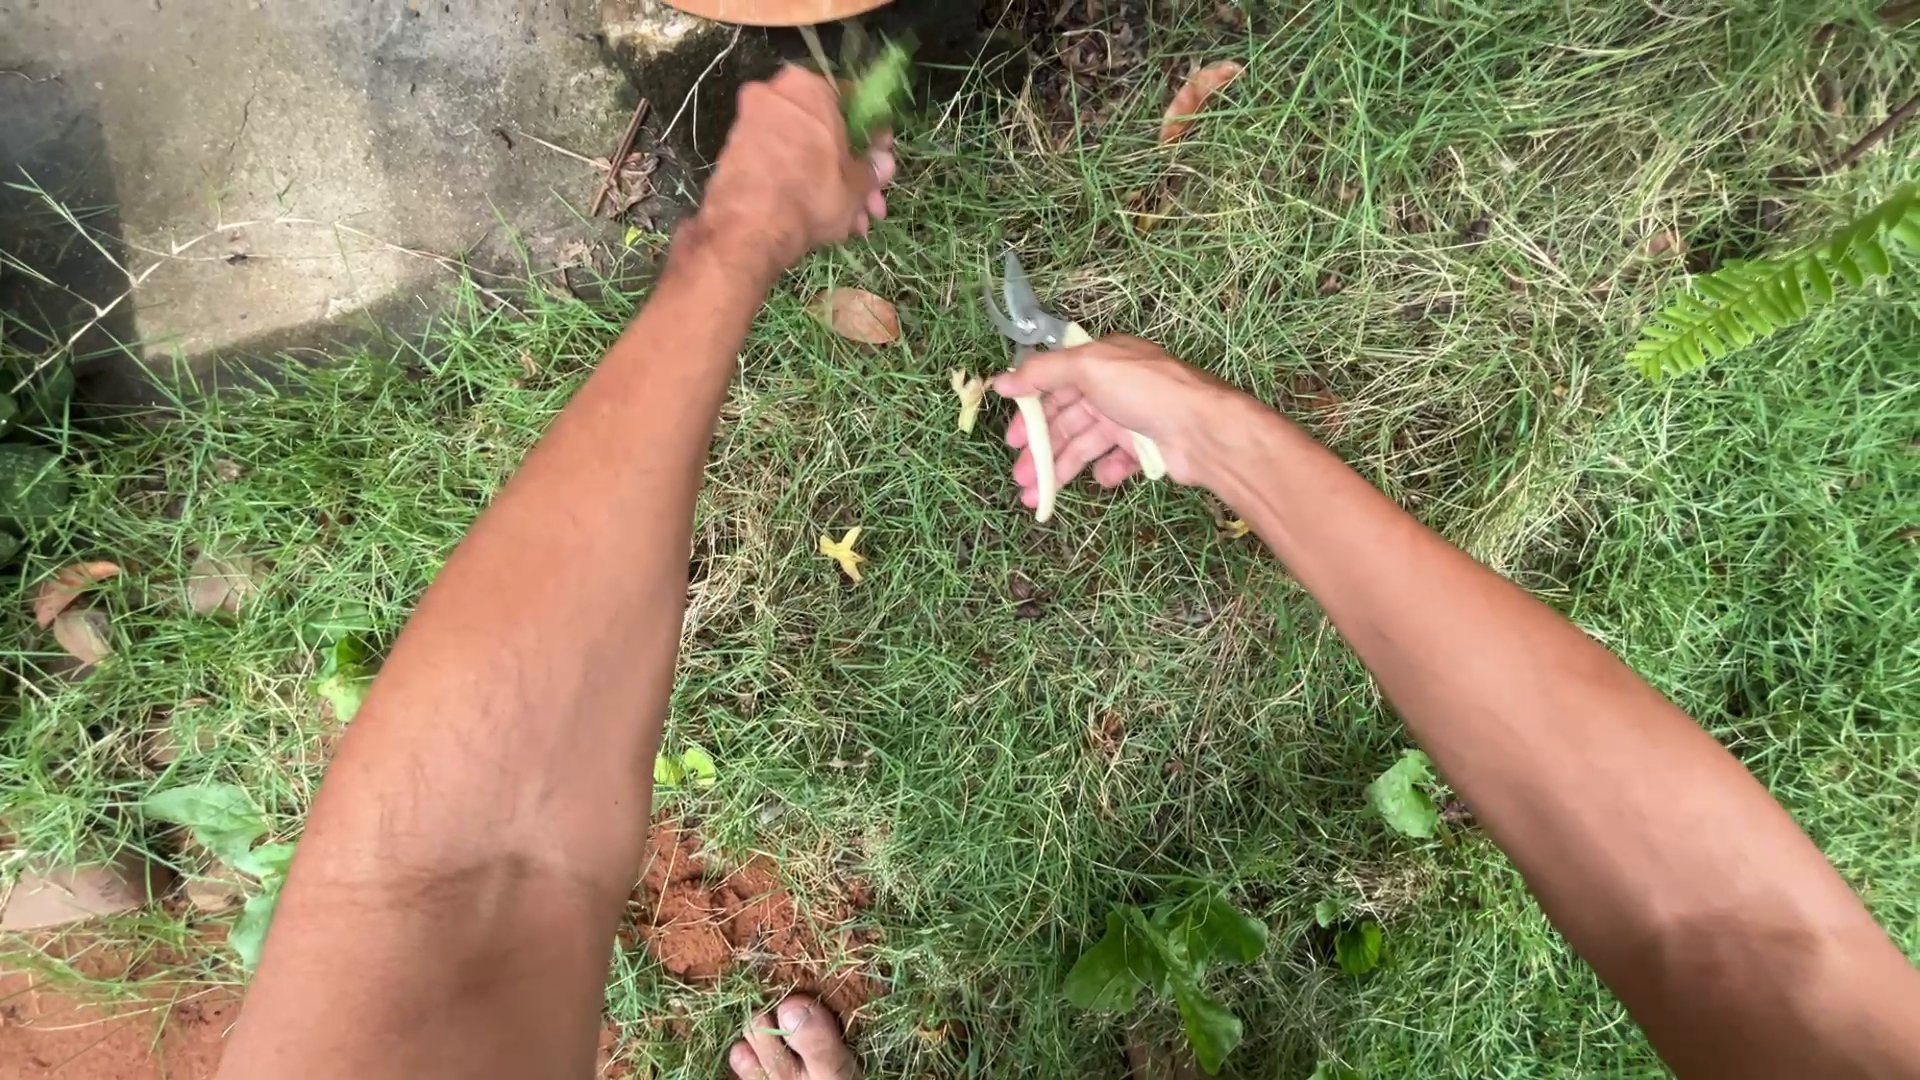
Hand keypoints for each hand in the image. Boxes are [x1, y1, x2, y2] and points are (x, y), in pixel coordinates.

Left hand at [698, 66, 895, 271]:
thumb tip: (884, 162)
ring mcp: (750, 124)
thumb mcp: (854, 187)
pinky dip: (799, 188)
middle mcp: (775, 95)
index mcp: (809, 88)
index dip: (871, 139)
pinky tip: (817, 221)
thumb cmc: (812, 194)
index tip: (879, 165)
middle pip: (825, 135)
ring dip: (828, 188)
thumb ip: (871, 170)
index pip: (850, 104)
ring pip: (803, 154)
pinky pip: (779, 166)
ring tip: (847, 225)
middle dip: (849, 175)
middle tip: (866, 206)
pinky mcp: (735, 154)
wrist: (752, 227)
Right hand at [991, 335, 1245, 509]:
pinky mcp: (1143, 449)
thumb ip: (1043, 373)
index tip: (1012, 440)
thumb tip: (1001, 380)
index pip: (1054, 386)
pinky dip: (1104, 471)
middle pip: (1066, 421)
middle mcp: (1112, 389)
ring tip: (1038, 496)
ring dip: (1060, 469)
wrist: (1203, 431)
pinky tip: (1100, 479)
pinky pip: (1114, 461)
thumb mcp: (1089, 368)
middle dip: (1041, 450)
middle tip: (1021, 477)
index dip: (1031, 413)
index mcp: (1100, 362)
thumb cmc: (1145, 392)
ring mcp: (1128, 420)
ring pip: (1084, 445)